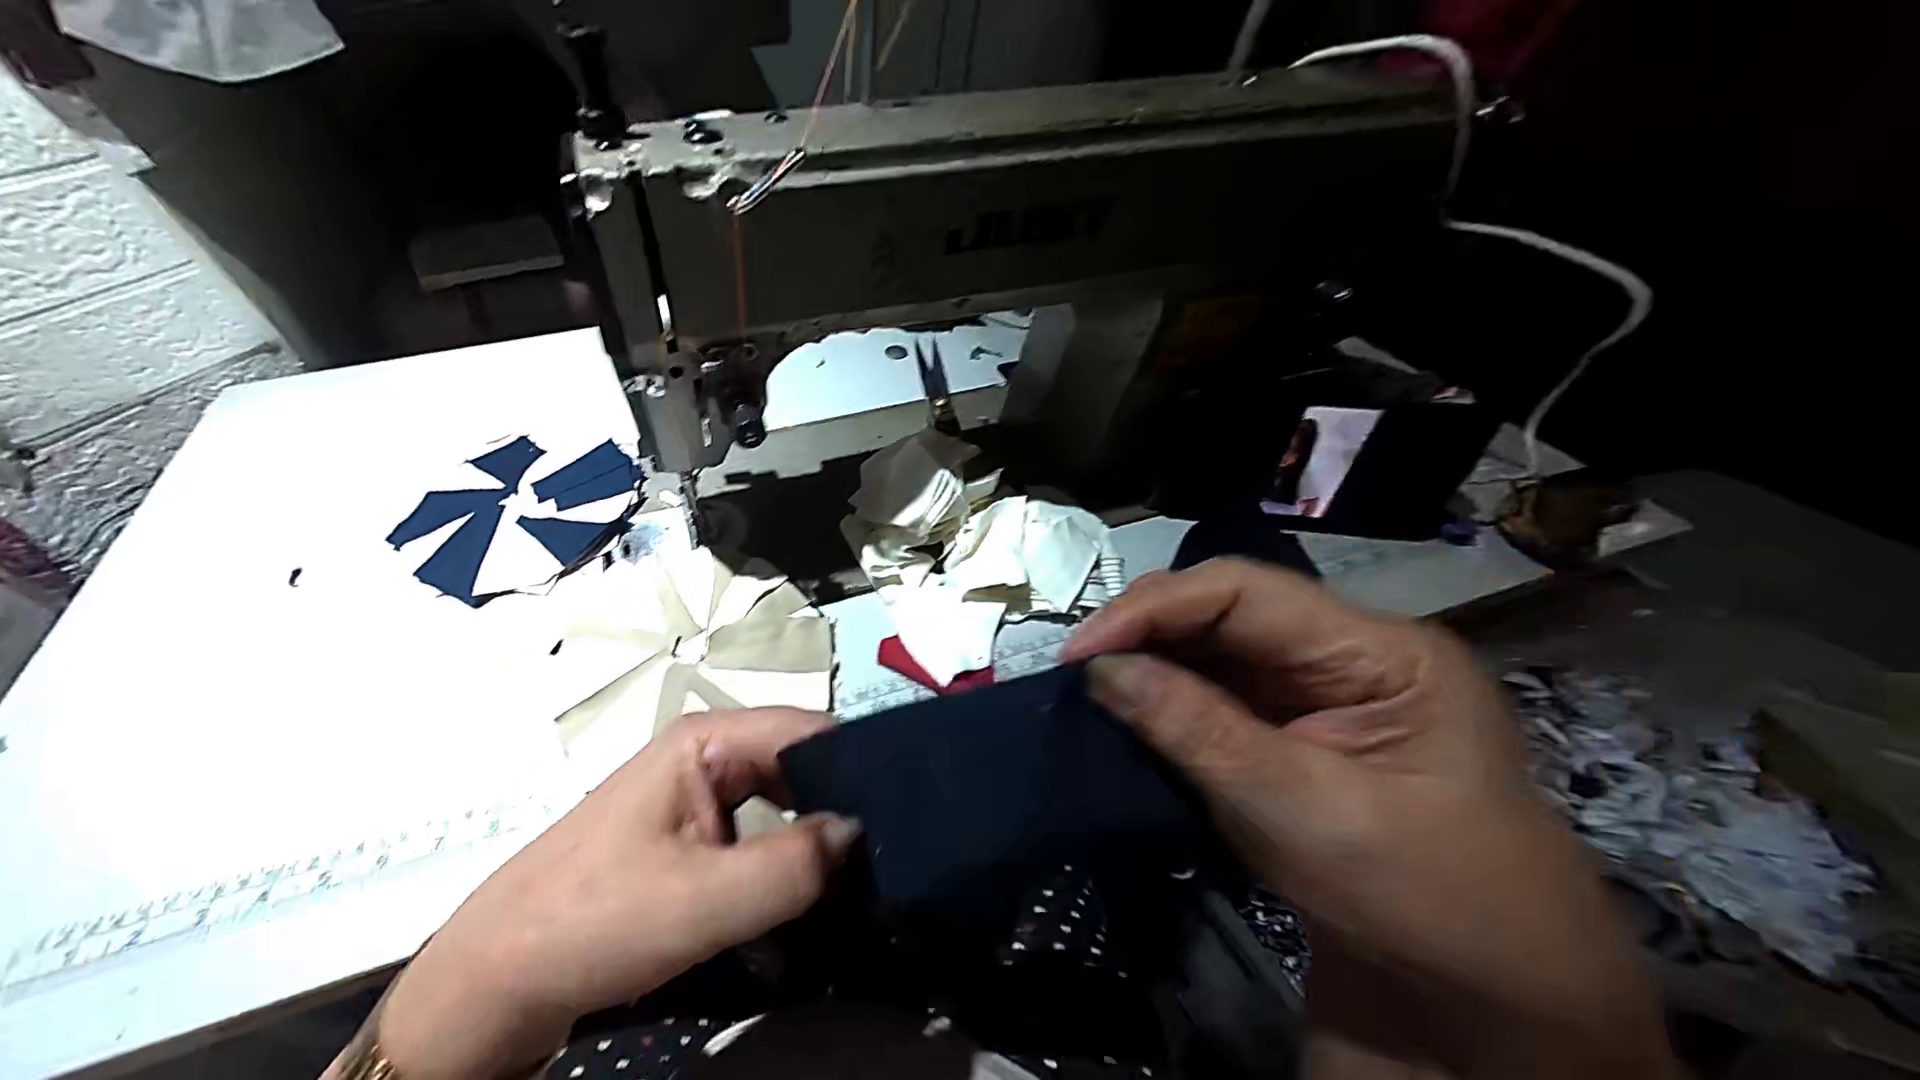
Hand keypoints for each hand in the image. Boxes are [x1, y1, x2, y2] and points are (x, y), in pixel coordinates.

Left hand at [374, 708, 858, 1079]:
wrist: (494, 982)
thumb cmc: (592, 923)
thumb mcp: (701, 900)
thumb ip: (793, 865)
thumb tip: (865, 832)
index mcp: (709, 737)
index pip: (811, 730)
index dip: (861, 763)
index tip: (907, 808)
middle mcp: (711, 749)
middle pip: (803, 759)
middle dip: (846, 797)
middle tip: (894, 845)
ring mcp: (702, 787)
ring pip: (788, 793)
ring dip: (823, 827)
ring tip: (870, 863)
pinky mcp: (697, 826)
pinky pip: (767, 823)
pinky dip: (796, 847)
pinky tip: (819, 877)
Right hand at [1062, 559, 1672, 1076]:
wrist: (1491, 1001)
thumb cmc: (1426, 901)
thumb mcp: (1303, 812)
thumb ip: (1197, 731)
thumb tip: (1100, 671)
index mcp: (1378, 650)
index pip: (1244, 592)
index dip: (1154, 608)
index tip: (1083, 650)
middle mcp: (1346, 650)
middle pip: (1225, 608)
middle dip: (1146, 630)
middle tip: (1079, 668)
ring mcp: (1320, 687)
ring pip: (1214, 647)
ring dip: (1151, 661)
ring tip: (1093, 685)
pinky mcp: (1294, 724)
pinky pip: (1218, 690)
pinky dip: (1169, 697)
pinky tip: (1132, 708)